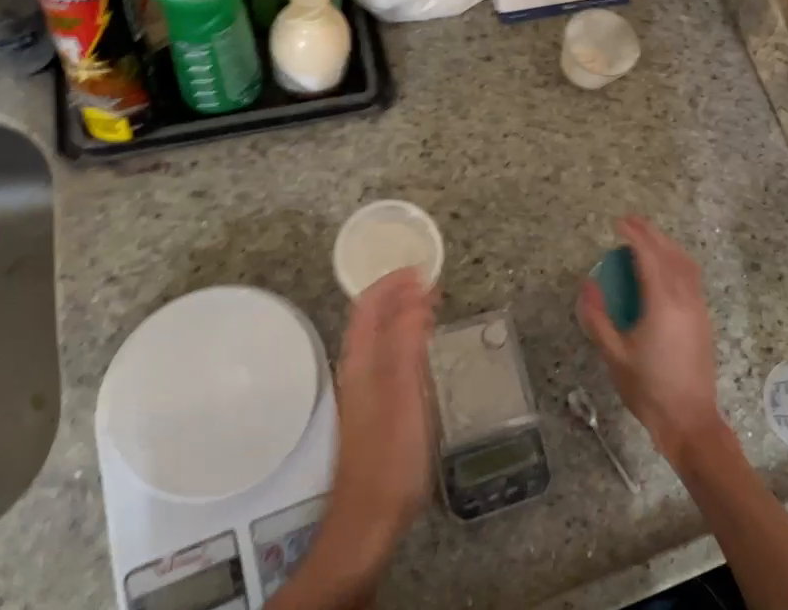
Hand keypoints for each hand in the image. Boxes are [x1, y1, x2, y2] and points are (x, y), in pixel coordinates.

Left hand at [325, 268, 436, 559]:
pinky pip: (386, 358)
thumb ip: (407, 344)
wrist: (367, 519)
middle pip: (370, 319)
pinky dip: (403, 340)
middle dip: (397, 294)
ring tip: (429, 307)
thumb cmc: (390, 458)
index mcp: (361, 363)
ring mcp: (363, 392)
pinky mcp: (373, 411)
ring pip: (378, 338)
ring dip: (400, 316)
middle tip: (430, 282)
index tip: (421, 267)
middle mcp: (357, 371)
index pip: (368, 306)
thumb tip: (415, 297)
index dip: (391, 282)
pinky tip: (420, 351)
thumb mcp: (405, 395)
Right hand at [576, 215, 727, 463]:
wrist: (689, 420)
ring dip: (666, 245)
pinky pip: (691, 277)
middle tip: (629, 221)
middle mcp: (685, 300)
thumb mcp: (614, 355)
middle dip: (650, 233)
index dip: (634, 236)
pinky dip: (676, 261)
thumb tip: (587, 284)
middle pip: (670, 254)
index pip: (648, 257)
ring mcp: (698, 309)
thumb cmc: (648, 389)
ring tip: (646, 238)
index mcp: (663, 305)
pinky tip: (663, 268)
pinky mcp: (703, 319)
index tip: (617, 223)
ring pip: (685, 264)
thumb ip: (598, 317)